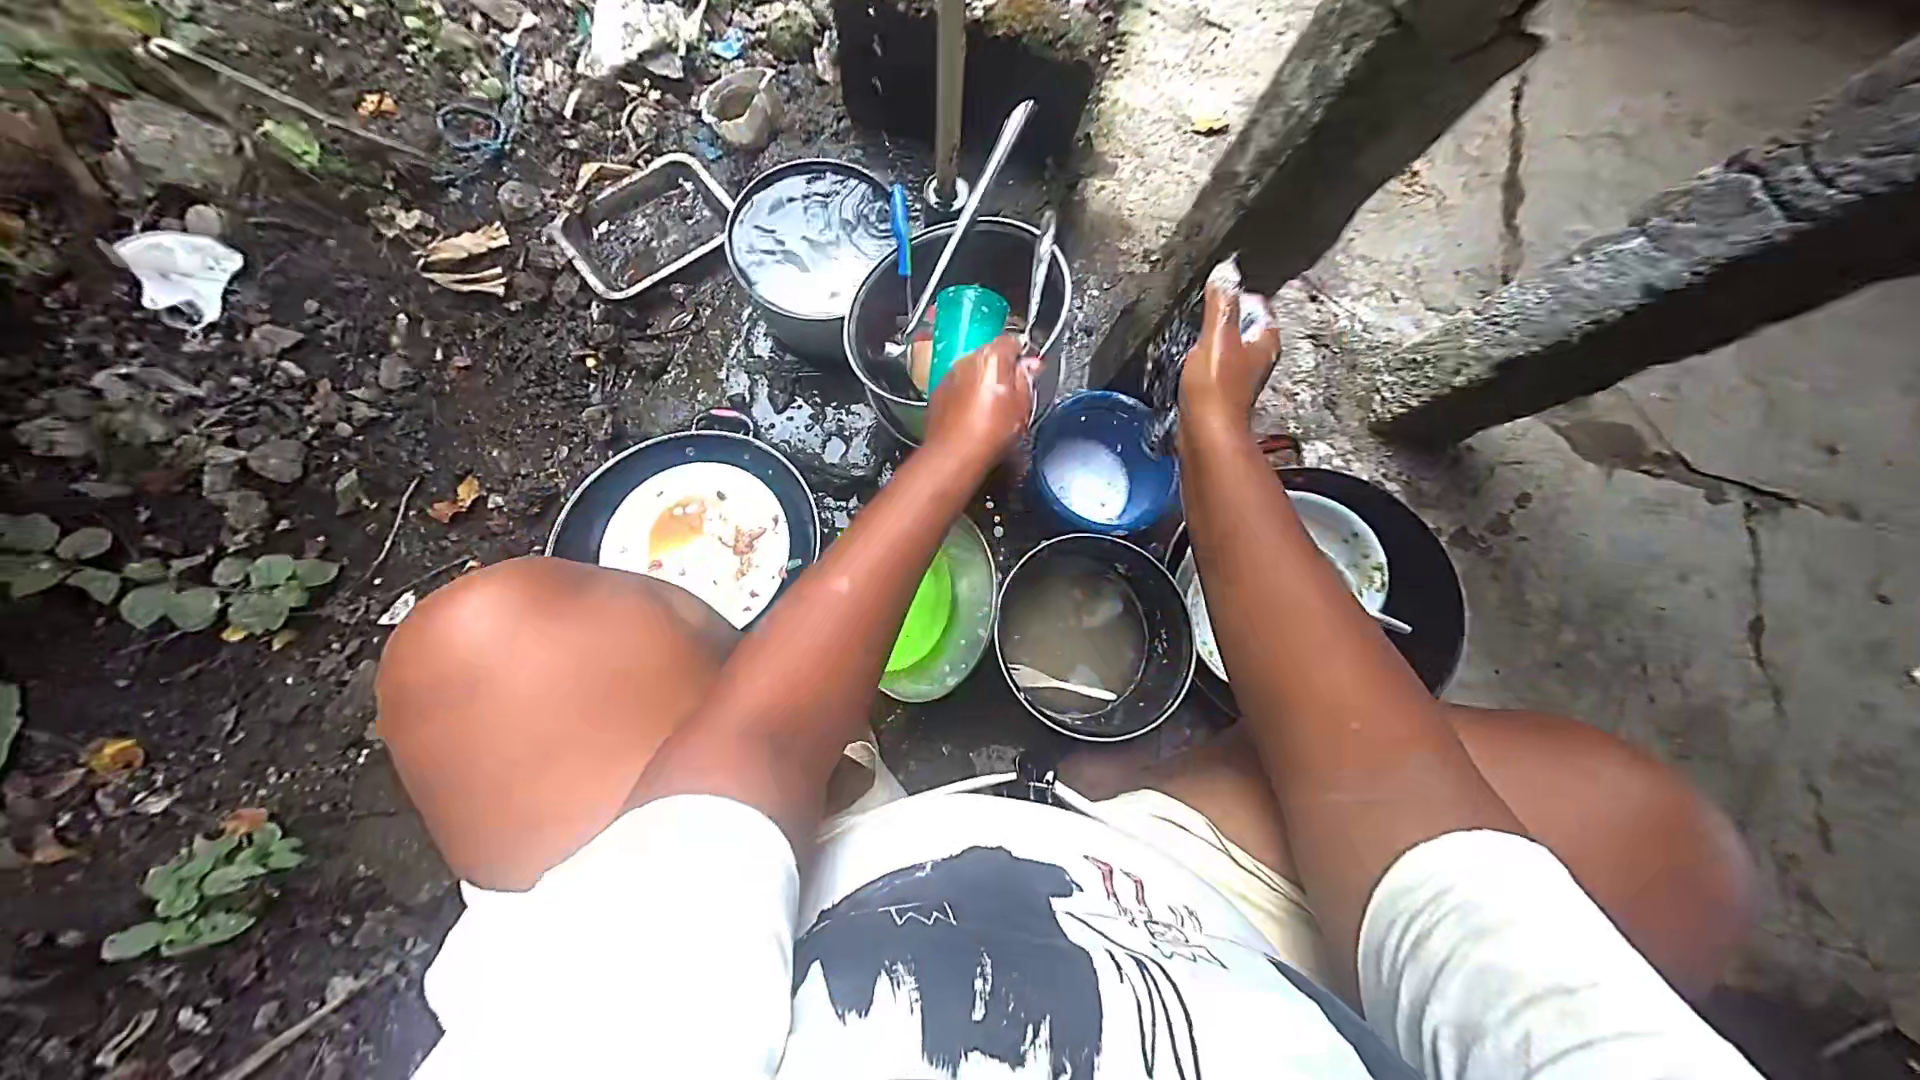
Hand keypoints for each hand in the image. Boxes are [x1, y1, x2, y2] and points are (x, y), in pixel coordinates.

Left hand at [924, 334, 1040, 467]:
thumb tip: (1029, 366)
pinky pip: (958, 385)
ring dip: (982, 382)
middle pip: (990, 354)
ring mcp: (950, 374)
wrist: (955, 455)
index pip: (1011, 341)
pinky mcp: (939, 391)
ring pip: (972, 369)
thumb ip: (1026, 379)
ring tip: (992, 408)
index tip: (1027, 370)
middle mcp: (967, 359)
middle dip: (1001, 369)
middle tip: (1012, 394)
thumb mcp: (1022, 406)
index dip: (1022, 356)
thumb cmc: (988, 434)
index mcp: (992, 357)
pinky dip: (966, 393)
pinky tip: (974, 415)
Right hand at [1178, 273, 1279, 429]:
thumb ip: (1221, 304)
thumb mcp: (1216, 337)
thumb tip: (1226, 273)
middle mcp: (1257, 361)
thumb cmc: (1215, 390)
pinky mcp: (1221, 396)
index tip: (1222, 292)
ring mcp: (1240, 380)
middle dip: (1228, 320)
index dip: (1241, 296)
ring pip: (1230, 351)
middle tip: (1207, 313)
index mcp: (1264, 343)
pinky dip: (1205, 364)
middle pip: (1245, 330)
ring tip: (1197, 338)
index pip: (1260, 307)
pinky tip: (1191, 366)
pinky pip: (1215, 370)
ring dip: (1215, 343)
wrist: (1204, 434)